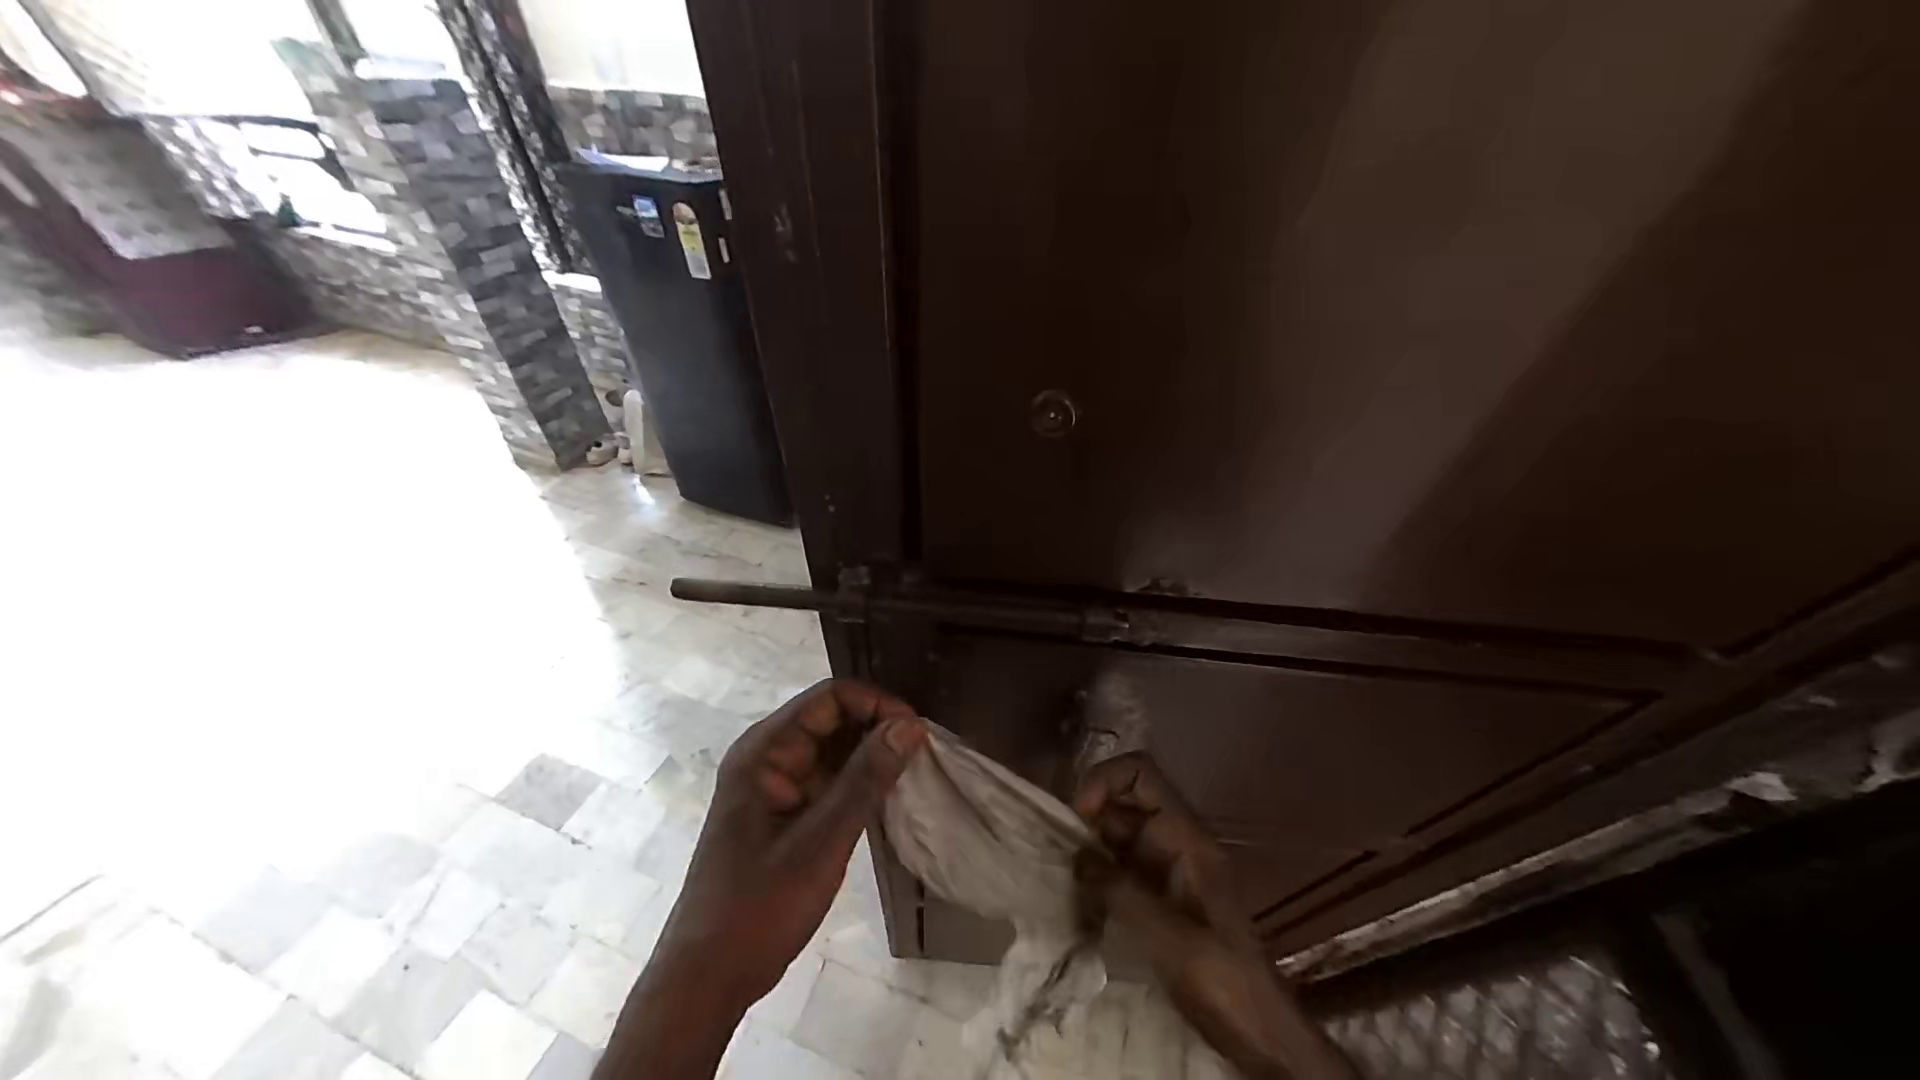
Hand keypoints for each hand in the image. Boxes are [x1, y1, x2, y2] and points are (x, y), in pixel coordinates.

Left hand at [597, 679, 926, 1079]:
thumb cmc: (759, 906)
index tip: (916, 731)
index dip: (876, 703)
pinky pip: (831, 779)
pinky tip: (891, 795)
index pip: (829, 697)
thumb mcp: (821, 840)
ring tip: (915, 772)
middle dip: (878, 727)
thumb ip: (866, 778)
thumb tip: (911, 724)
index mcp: (765, 750)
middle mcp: (769, 755)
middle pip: (833, 718)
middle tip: (923, 754)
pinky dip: (861, 782)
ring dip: (873, 755)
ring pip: (835, 749)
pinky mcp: (788, 810)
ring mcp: (777, 783)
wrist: (709, 976)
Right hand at [1073, 754, 1356, 1079]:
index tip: (1078, 815)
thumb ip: (1122, 892)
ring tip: (1062, 881)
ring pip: (1115, 836)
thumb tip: (1078, 856)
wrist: (1259, 1035)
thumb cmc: (1223, 981)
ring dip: (1086, 850)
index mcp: (1186, 839)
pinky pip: (1116, 869)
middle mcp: (1173, 843)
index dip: (1105, 780)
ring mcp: (1164, 869)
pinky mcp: (1155, 897)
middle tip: (1057, 852)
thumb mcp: (1170, 937)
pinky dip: (1094, 877)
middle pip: (1121, 804)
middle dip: (1086, 819)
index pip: (1142, 775)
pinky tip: (1078, 904)